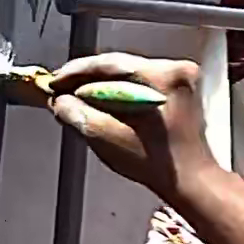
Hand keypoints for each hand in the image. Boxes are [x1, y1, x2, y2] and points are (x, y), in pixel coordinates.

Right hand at [46, 53, 218, 201]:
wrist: (189, 179)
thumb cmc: (156, 163)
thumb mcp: (105, 137)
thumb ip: (76, 114)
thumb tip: (59, 100)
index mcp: (162, 77)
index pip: (108, 63)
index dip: (75, 72)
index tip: (55, 81)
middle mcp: (175, 71)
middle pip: (117, 66)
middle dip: (85, 79)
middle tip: (60, 89)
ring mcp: (178, 79)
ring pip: (125, 74)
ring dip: (98, 85)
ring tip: (74, 97)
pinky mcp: (175, 90)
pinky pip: (136, 82)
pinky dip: (115, 91)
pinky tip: (98, 103)